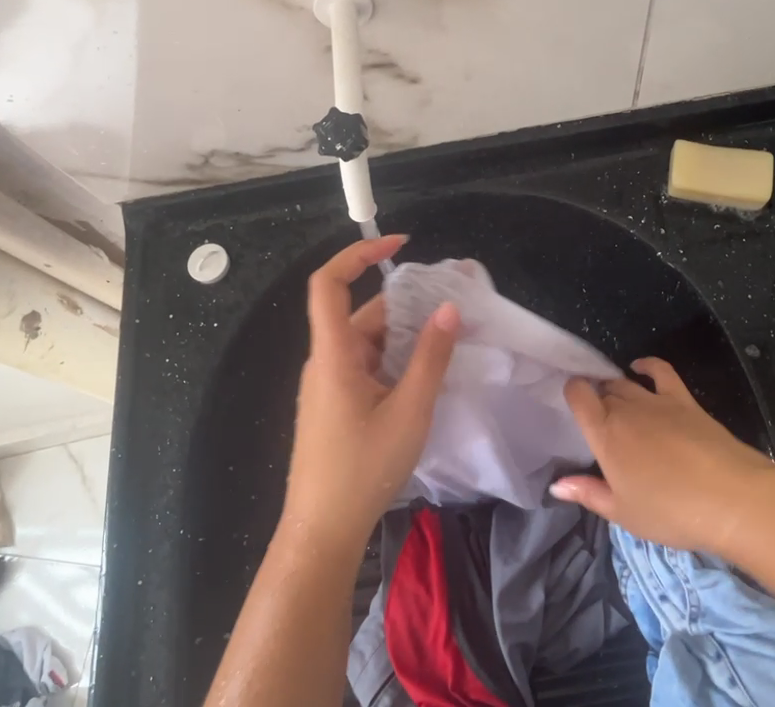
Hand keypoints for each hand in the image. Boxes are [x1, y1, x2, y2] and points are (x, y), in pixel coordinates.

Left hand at [279, 236, 457, 554]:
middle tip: (452, 304)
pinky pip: (364, 367)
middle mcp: (324, 362)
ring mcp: (327, 386)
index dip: (357, 254)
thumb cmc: (363, 470)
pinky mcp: (333, 406)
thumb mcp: (409, 412)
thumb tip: (449, 309)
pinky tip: (425, 376)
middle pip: (360, 315)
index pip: (329, 284)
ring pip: (366, 343)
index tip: (398, 243)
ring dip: (402, 337)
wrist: (322, 531)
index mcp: (333, 355)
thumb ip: (430, 358)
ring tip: (448, 340)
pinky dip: (393, 360)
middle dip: (404, 304)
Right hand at [551, 357, 774, 556]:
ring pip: (626, 383)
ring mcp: (657, 401)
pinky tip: (641, 367)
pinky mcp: (684, 400)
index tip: (573, 406)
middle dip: (595, 398)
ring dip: (616, 389)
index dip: (572, 393)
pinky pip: (660, 371)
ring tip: (616, 403)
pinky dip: (647, 365)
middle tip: (598, 422)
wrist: (731, 498)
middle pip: (602, 389)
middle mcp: (626, 409)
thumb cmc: (671, 512)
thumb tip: (557, 484)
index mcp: (605, 434)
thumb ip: (588, 493)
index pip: (578, 394)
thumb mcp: (623, 513)